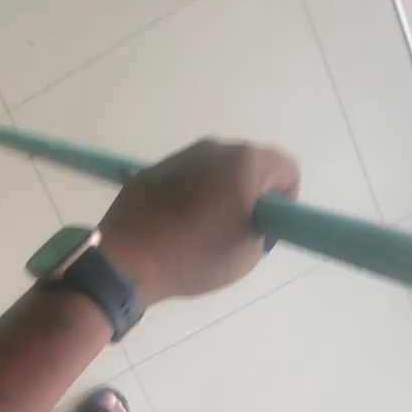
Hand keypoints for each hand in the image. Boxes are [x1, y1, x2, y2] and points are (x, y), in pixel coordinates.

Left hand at [97, 140, 300, 306]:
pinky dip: (186, 198)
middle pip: (249, 167)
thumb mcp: (247, 255)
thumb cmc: (192, 259)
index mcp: (245, 162)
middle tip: (232, 234)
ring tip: (198, 233)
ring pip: (214, 172)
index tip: (262, 231)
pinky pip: (182, 180)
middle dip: (249, 196)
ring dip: (217, 195)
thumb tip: (253, 218)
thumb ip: (263, 229)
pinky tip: (172, 227)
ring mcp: (178, 157)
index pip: (287, 172)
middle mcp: (213, 148)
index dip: (283, 205)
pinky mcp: (150, 171)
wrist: (125, 262)